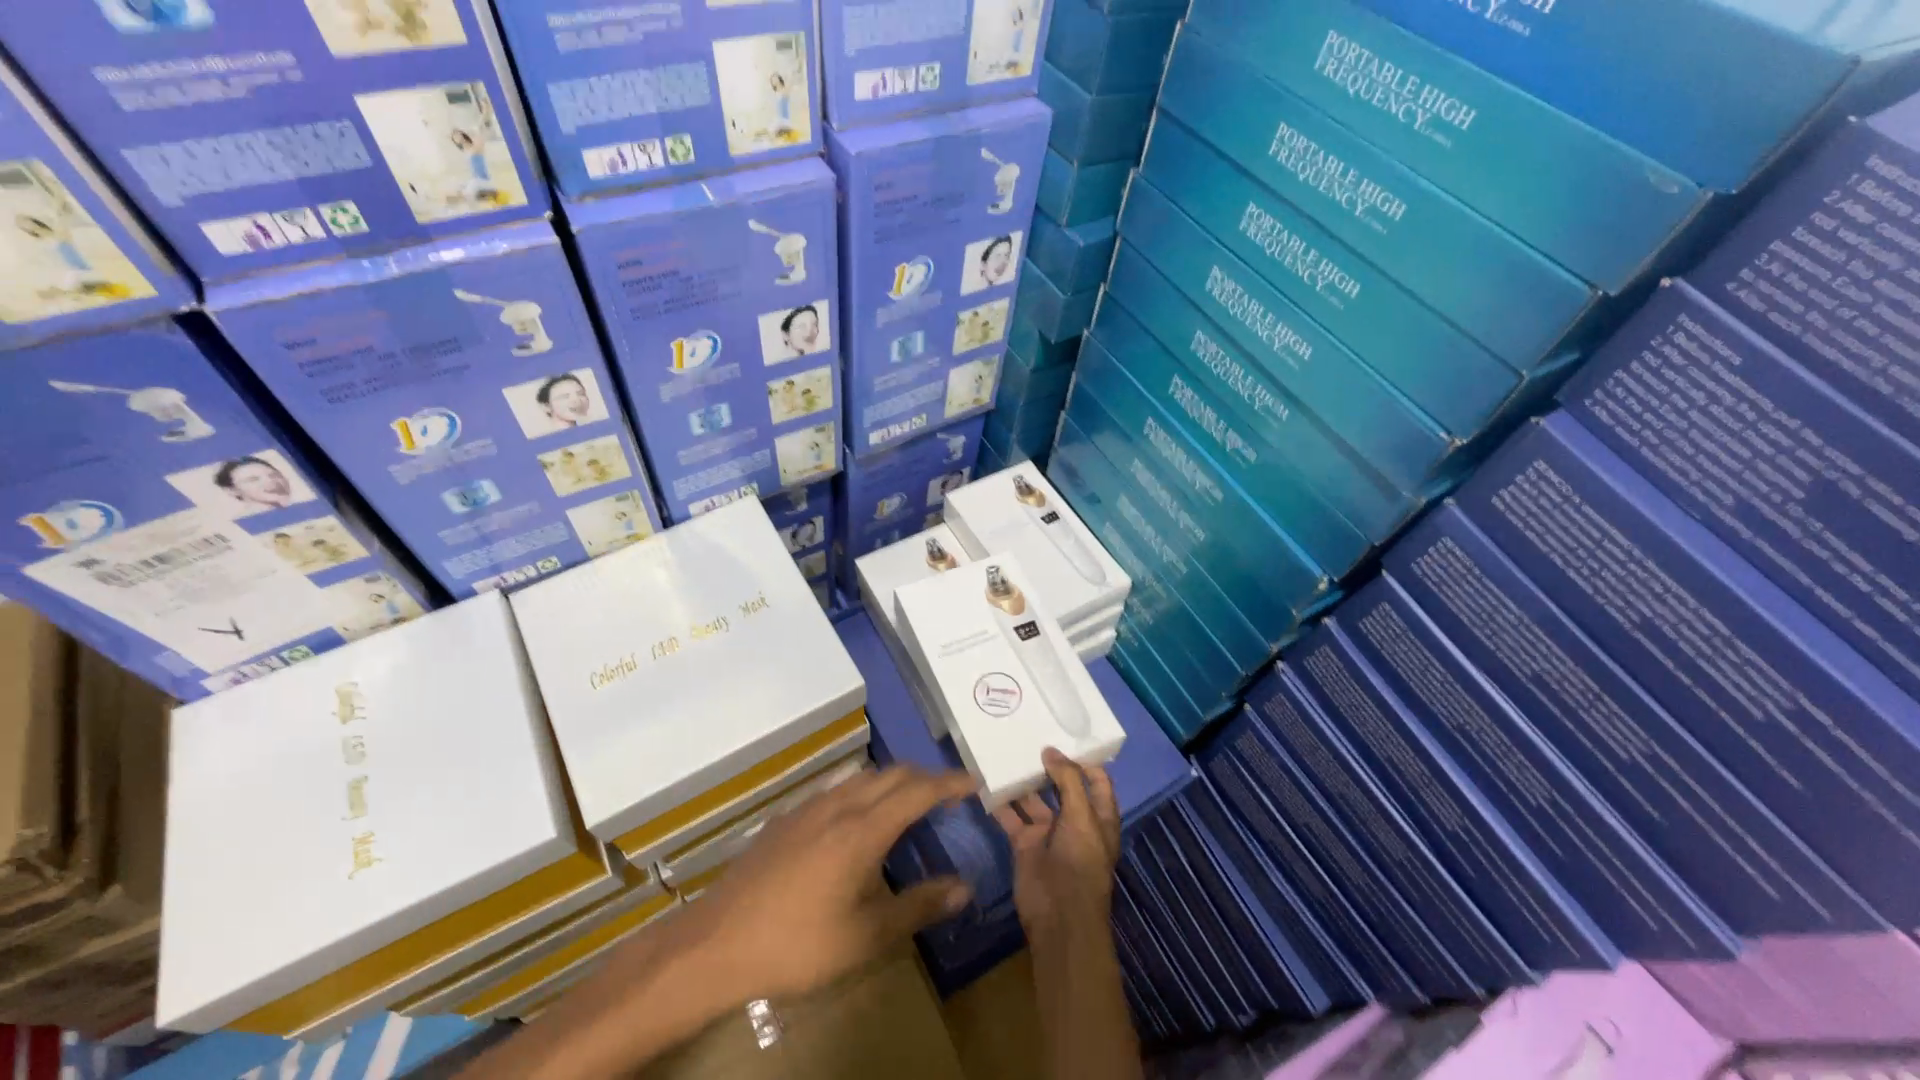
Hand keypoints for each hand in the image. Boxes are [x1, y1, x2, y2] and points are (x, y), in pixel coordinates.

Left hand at [662, 765, 977, 1002]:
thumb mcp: (866, 936)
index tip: (975, 782)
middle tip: (948, 794)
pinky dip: (861, 792)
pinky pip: (834, 792)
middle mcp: (835, 808)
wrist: (714, 945)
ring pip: (858, 779)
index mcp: (861, 830)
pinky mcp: (782, 823)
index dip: (949, 784)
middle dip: (924, 777)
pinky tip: (855, 820)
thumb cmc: (798, 944)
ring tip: (908, 803)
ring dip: (891, 782)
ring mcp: (804, 811)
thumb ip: (918, 907)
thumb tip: (964, 887)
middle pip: (889, 775)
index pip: (916, 792)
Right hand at [992, 748, 1121, 938]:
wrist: (1059, 915)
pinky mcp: (1024, 843)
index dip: (1083, 760)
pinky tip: (986, 783)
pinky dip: (1000, 803)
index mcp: (1099, 816)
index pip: (1096, 780)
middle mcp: (1074, 821)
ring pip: (1034, 800)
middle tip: (1028, 737)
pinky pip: (1011, 818)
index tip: (1063, 737)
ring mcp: (1048, 833)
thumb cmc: (1081, 862)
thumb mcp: (1082, 817)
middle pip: (1062, 786)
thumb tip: (1051, 751)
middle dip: (1048, 766)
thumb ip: (1068, 781)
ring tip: (1005, 753)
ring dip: (1022, 782)